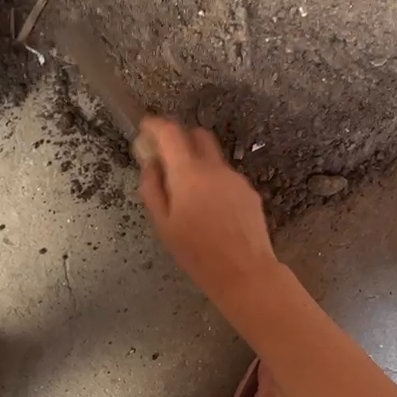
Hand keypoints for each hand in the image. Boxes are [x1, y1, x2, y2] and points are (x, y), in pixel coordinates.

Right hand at [137, 117, 279, 297]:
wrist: (244, 272)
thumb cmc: (198, 254)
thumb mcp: (164, 226)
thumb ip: (153, 189)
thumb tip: (150, 166)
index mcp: (189, 175)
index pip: (170, 133)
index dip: (155, 125)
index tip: (146, 127)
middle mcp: (215, 169)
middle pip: (197, 135)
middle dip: (180, 139)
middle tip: (167, 158)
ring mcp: (235, 179)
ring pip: (213, 159)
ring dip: (198, 166)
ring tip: (190, 197)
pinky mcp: (249, 192)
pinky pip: (226, 178)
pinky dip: (214, 184)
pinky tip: (212, 211)